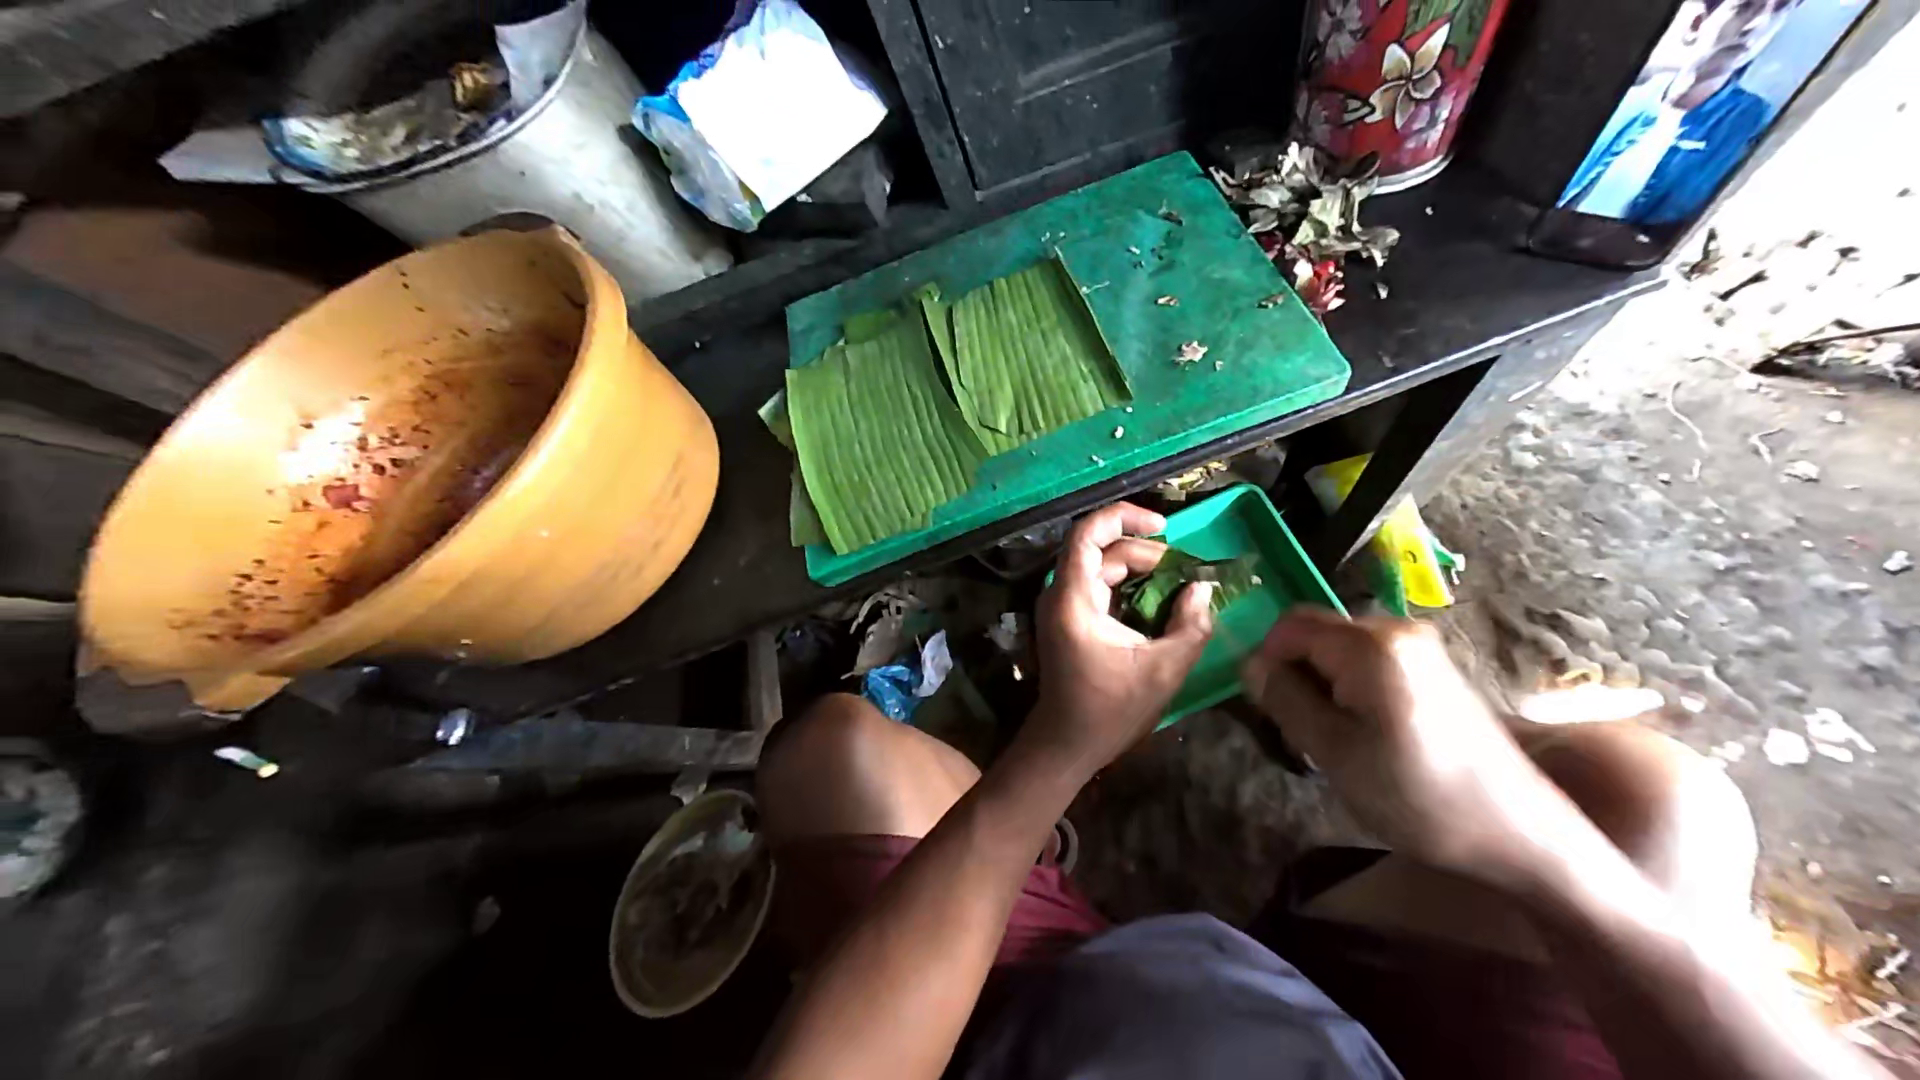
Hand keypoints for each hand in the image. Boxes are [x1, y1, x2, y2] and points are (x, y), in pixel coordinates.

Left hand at [1026, 502, 1214, 777]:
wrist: (1067, 742)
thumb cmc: (1111, 709)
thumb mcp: (1164, 669)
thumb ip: (1190, 624)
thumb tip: (1201, 588)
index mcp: (1073, 599)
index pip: (1087, 534)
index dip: (1123, 516)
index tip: (1162, 524)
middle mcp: (1060, 594)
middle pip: (1098, 549)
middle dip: (1143, 550)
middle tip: (1183, 569)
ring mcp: (1061, 607)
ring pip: (1099, 566)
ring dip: (1137, 567)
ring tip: (1176, 581)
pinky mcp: (1068, 619)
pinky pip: (1097, 585)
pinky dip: (1126, 583)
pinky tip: (1156, 598)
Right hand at [1241, 608, 1565, 885]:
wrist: (1519, 835)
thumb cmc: (1417, 794)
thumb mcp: (1332, 750)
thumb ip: (1284, 698)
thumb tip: (1250, 665)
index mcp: (1370, 644)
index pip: (1288, 627)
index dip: (1265, 661)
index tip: (1265, 708)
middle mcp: (1396, 630)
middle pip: (1314, 633)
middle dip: (1292, 672)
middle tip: (1294, 727)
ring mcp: (1419, 647)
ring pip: (1336, 649)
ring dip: (1317, 682)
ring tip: (1327, 735)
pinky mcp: (1432, 669)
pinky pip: (1366, 661)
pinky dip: (1346, 687)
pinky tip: (1360, 732)